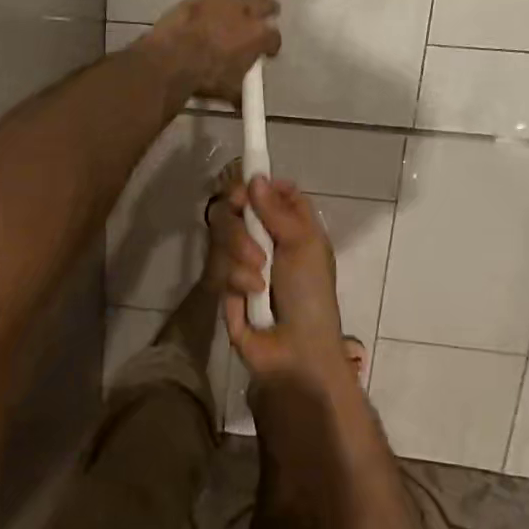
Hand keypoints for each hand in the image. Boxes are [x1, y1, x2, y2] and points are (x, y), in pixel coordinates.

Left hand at [140, 0, 281, 101]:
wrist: (173, 58)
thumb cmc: (206, 77)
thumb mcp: (228, 91)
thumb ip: (239, 91)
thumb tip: (239, 103)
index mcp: (258, 37)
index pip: (274, 38)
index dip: (273, 45)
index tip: (269, 51)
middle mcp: (247, 13)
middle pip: (267, 4)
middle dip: (271, 7)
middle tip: (273, 8)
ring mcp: (225, 0)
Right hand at [219, 176, 352, 394]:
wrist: (296, 351)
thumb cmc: (311, 295)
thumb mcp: (303, 246)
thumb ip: (277, 210)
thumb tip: (255, 177)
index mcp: (290, 226)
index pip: (265, 191)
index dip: (254, 186)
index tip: (246, 192)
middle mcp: (264, 238)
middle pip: (234, 210)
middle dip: (241, 230)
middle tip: (258, 252)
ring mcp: (241, 261)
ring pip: (221, 237)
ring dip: (241, 259)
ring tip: (259, 284)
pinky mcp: (224, 285)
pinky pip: (217, 268)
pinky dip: (236, 282)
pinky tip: (251, 300)